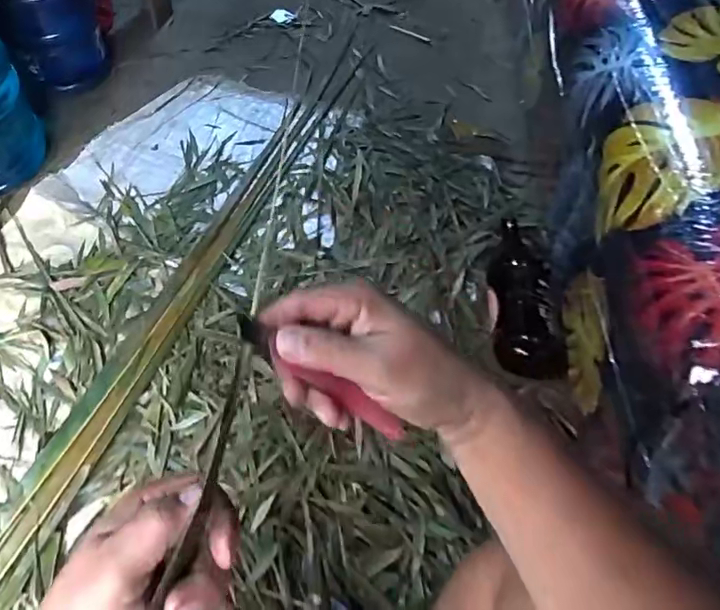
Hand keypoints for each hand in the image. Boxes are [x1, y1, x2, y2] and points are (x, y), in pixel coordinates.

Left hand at [40, 475, 237, 609]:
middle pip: (212, 537)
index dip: (217, 514)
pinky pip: (208, 600)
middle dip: (207, 574)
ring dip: (203, 600)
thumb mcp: (113, 562)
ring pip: (213, 575)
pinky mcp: (175, 599)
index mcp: (145, 509)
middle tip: (180, 606)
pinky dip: (202, 609)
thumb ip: (154, 523)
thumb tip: (197, 488)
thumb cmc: (82, 608)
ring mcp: (170, 572)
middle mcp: (163, 535)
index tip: (222, 554)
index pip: (197, 489)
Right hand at [257, 281, 498, 441]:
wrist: (463, 408)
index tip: (256, 354)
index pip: (298, 303)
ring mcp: (350, 337)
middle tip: (300, 401)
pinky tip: (342, 419)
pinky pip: (325, 375)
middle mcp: (346, 312)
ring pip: (309, 359)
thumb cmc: (423, 378)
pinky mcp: (354, 360)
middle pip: (298, 333)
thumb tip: (277, 337)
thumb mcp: (373, 366)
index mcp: (351, 300)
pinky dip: (327, 398)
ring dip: (313, 390)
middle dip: (296, 370)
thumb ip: (325, 351)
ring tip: (331, 417)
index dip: (273, 325)